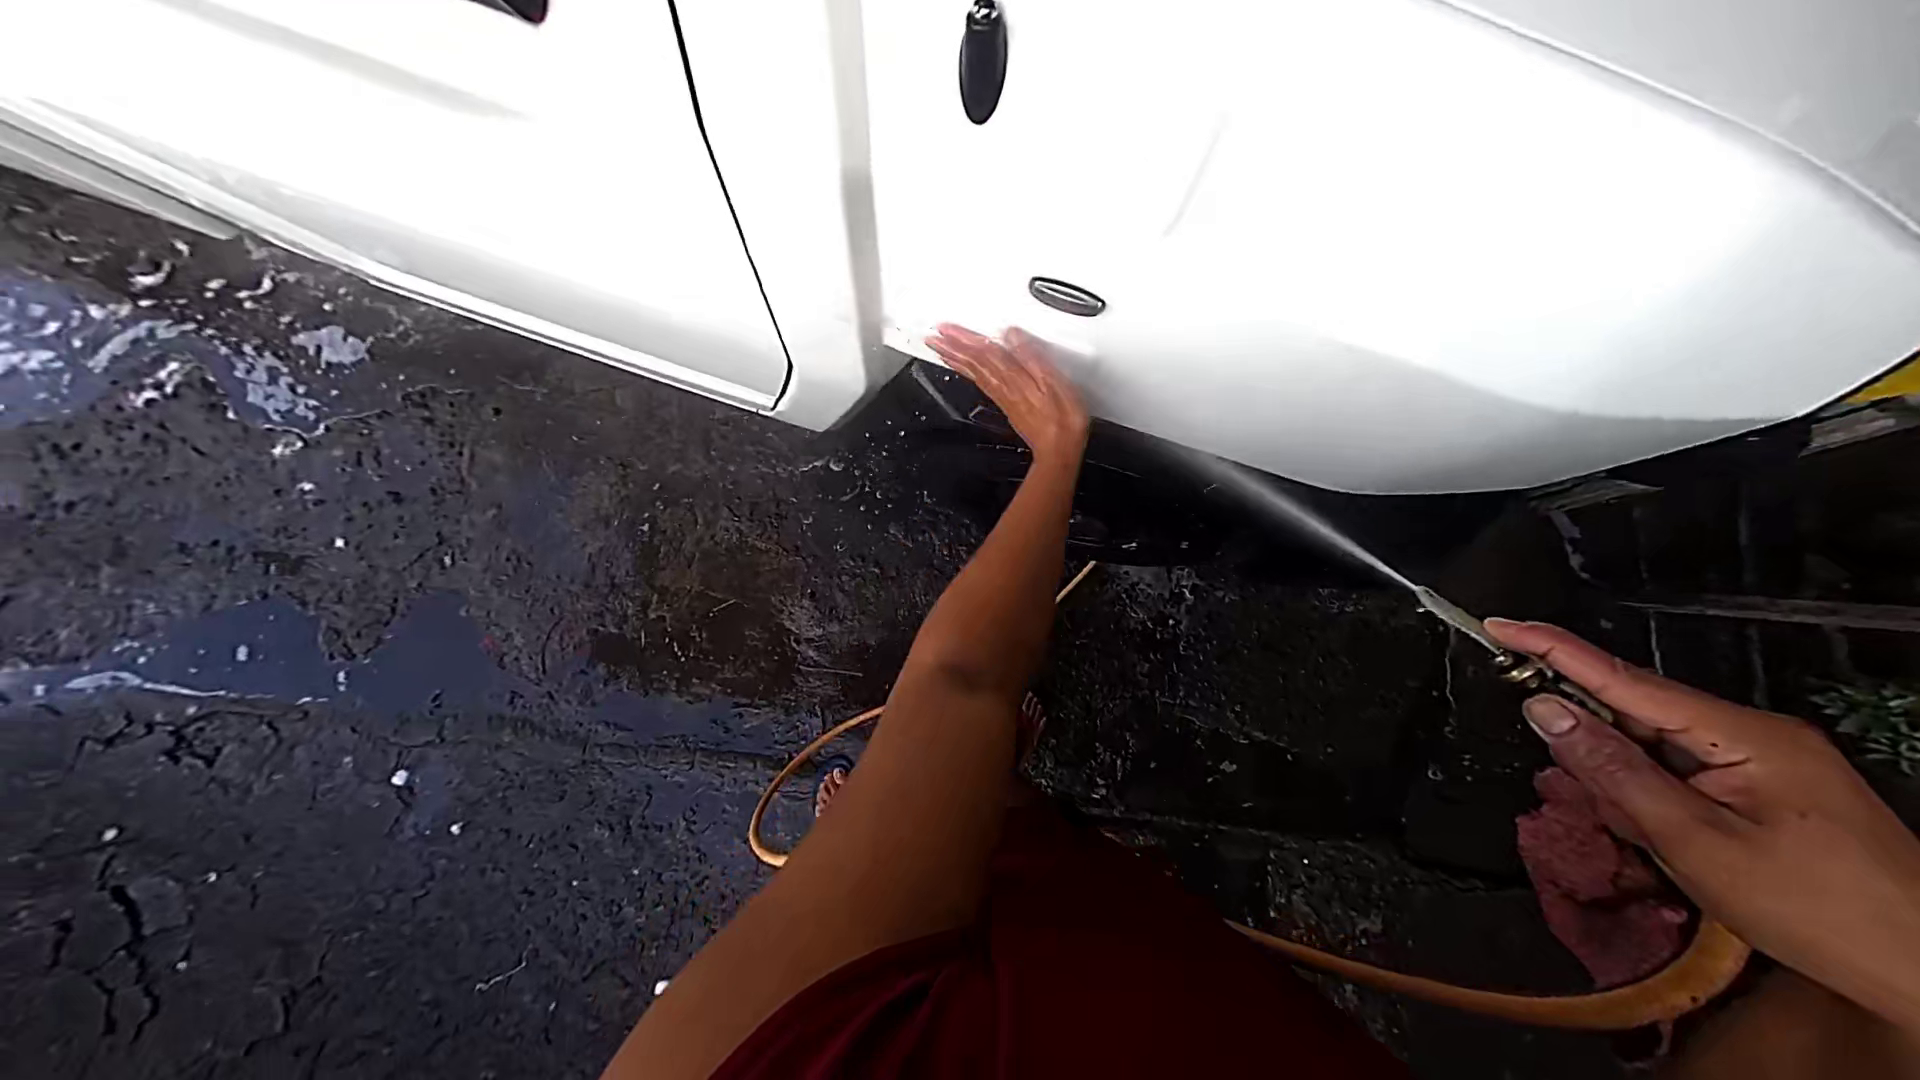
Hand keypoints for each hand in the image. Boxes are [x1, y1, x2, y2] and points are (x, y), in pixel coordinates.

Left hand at [927, 324, 1089, 465]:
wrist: (1058, 448)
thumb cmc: (1061, 417)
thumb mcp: (1052, 380)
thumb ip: (1029, 355)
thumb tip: (1010, 334)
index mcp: (1013, 376)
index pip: (983, 351)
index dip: (964, 338)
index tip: (945, 328)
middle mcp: (1003, 385)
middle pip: (973, 361)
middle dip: (952, 347)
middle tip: (932, 336)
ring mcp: (1003, 395)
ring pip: (973, 372)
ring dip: (955, 359)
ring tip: (940, 349)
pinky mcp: (1006, 403)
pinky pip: (980, 382)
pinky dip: (967, 372)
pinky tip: (963, 369)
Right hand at [1486, 619, 1919, 1031]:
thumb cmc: (1816, 908)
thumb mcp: (1691, 839)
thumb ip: (1608, 767)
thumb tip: (1541, 707)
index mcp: (1739, 734)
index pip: (1621, 677)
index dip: (1551, 648)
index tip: (1497, 625)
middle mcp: (1747, 733)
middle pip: (1631, 715)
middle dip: (1594, 753)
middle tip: (1598, 804)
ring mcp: (1757, 760)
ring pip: (1646, 749)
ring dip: (1624, 787)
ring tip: (1649, 839)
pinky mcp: (1758, 786)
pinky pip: (1672, 772)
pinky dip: (1649, 800)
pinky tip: (1664, 837)